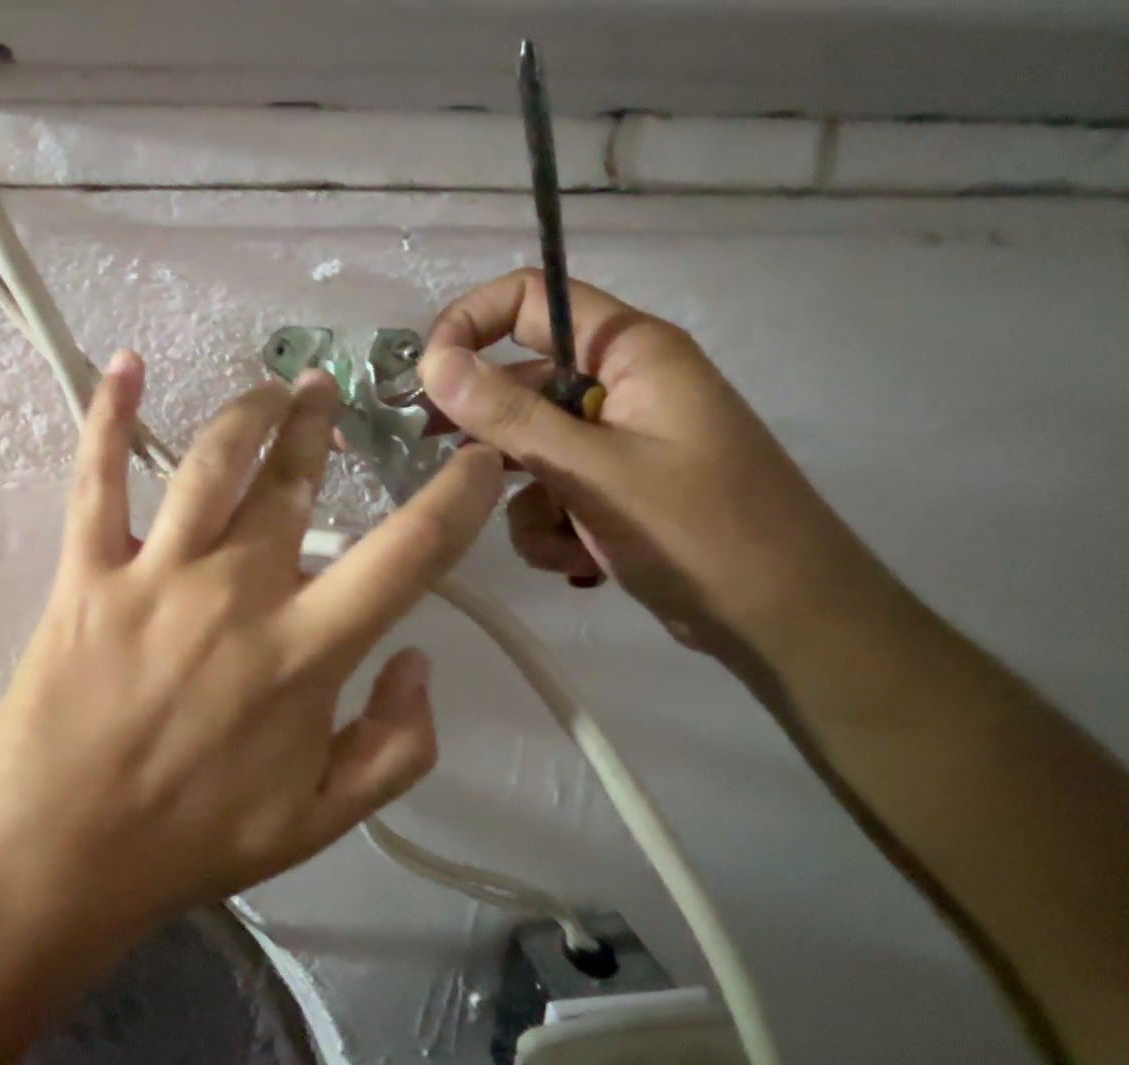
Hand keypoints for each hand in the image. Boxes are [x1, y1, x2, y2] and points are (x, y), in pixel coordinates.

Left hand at [0, 349, 502, 934]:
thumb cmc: (196, 838)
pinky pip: (97, 477)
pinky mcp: (88, 571)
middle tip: (329, 391)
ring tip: (271, 390)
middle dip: (322, 425)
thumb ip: (398, 744)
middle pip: (296, 481)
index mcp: (308, 649)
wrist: (67, 851)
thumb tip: (420, 661)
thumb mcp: (325, 817)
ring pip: (212, 461)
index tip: (477, 458)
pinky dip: (109, 414)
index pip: (407, 552)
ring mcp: (158, 572)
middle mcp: (239, 590)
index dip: (456, 496)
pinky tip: (125, 364)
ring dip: (250, 411)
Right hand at [419, 269, 883, 653]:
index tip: (427, 374)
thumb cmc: (700, 530)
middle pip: (519, 380)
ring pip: (526, 447)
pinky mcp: (612, 490)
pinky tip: (578, 560)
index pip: (531, 298)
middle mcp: (618, 386)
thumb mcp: (592, 469)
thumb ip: (508, 414)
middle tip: (430, 462)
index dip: (471, 323)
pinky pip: (549, 492)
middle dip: (481, 428)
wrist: (785, 620)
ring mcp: (615, 442)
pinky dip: (550, 527)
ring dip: (523, 496)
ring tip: (555, 536)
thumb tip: (433, 361)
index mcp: (628, 353)